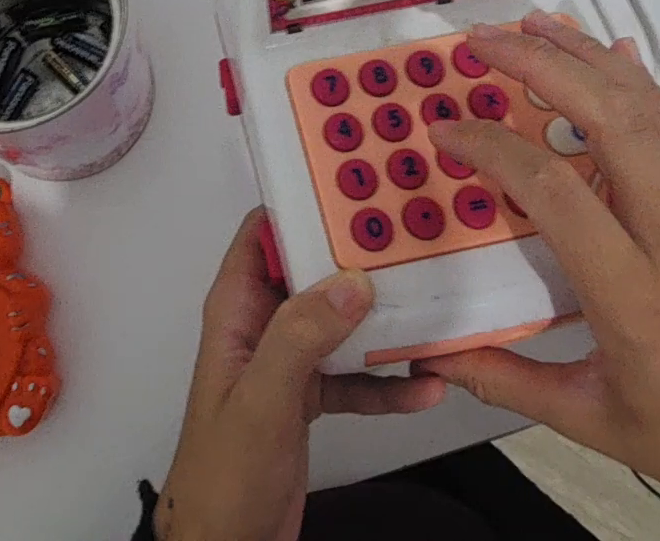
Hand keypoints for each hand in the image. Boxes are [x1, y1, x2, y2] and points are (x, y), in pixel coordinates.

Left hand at [156, 209, 445, 540]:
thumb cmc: (226, 469)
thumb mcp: (263, 396)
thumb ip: (301, 336)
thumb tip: (352, 279)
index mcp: (237, 308)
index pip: (263, 234)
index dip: (301, 206)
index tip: (352, 190)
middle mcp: (263, 323)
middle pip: (310, 270)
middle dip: (355, 258)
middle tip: (410, 243)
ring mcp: (288, 359)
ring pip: (338, 321)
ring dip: (380, 319)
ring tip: (432, 309)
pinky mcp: (309, 395)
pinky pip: (353, 375)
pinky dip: (385, 380)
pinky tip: (425, 387)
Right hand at [418, 14, 659, 512]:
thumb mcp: (595, 425)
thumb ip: (505, 382)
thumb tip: (428, 359)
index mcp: (633, 294)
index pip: (555, 191)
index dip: (492, 148)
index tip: (445, 133)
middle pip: (611, 122)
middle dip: (542, 67)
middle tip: (482, 42)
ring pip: (647, 112)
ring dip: (585, 58)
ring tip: (531, 25)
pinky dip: (638, 80)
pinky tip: (611, 50)